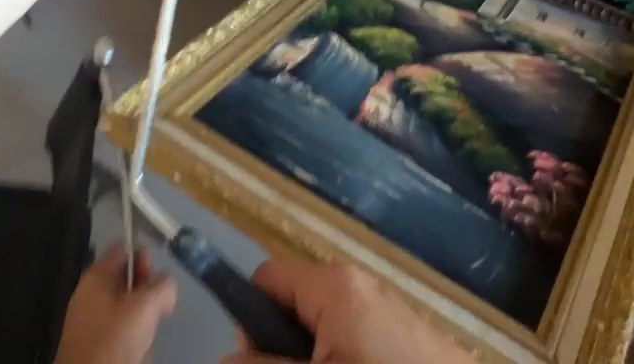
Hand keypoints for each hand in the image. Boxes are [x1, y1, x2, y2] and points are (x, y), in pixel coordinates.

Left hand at [56, 245, 179, 363]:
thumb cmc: (113, 339)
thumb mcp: (146, 306)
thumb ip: (163, 286)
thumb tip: (166, 285)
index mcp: (96, 276)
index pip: (124, 248)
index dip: (143, 257)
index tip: (154, 278)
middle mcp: (90, 293)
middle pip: (127, 279)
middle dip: (146, 294)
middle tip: (153, 310)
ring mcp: (90, 319)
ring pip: (127, 308)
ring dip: (142, 320)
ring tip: (144, 337)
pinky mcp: (93, 343)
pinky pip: (120, 330)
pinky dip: (132, 338)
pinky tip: (136, 351)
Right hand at [220, 258, 475, 363]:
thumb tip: (225, 357)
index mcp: (334, 284)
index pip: (266, 277)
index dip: (250, 320)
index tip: (259, 361)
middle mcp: (358, 282)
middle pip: (295, 303)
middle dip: (284, 345)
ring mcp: (386, 306)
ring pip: (326, 326)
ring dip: (314, 355)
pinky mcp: (407, 332)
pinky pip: (357, 337)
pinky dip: (345, 356)